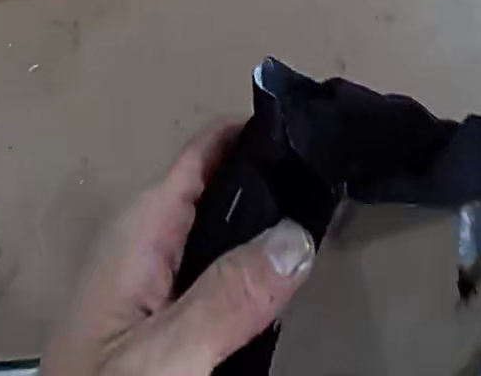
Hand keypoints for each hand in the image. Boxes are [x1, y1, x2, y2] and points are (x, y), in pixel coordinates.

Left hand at [43, 121, 315, 375]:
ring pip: (231, 227)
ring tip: (329, 212)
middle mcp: (152, 239)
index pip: (210, 147)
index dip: (263, 128)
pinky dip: (261, 263)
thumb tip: (302, 234)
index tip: (319, 127)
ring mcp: (159, 279)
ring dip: (275, 222)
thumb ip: (227, 297)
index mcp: (143, 227)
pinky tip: (294, 271)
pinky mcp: (168, 314)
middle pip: (227, 182)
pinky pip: (227, 268)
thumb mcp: (161, 360)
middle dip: (280, 177)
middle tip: (336, 178)